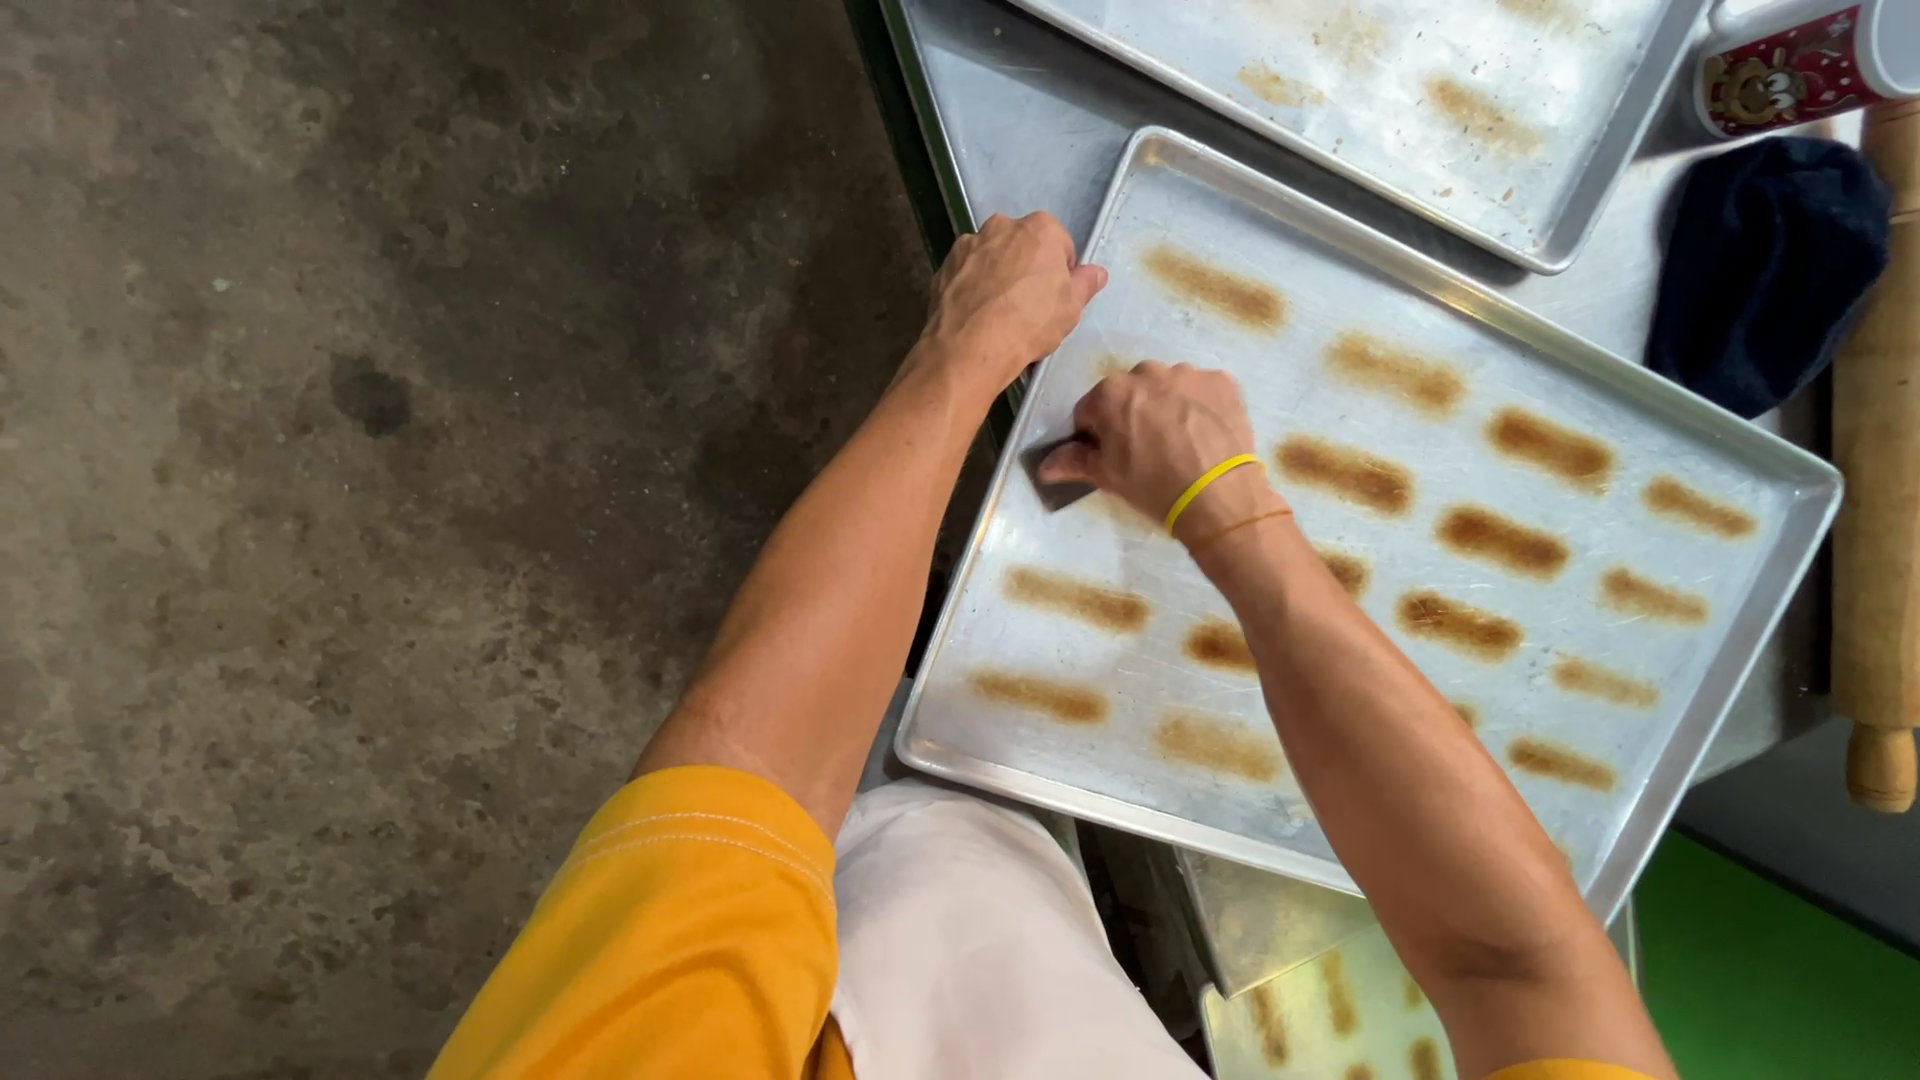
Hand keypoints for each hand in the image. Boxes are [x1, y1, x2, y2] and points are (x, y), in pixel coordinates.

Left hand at [911, 212, 1107, 394]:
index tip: (1054, 298)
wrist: (972, 346)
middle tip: (1027, 307)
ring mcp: (968, 245)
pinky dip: (970, 290)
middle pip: (1021, 247)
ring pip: (990, 259)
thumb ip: (1085, 284)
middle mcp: (1001, 226)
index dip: (1060, 273)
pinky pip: (965, 276)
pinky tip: (975, 317)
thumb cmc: (1031, 322)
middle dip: (1025, 269)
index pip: (1059, 245)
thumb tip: (1097, 272)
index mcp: (1039, 228)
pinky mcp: (943, 268)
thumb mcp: (1071, 308)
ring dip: (996, 277)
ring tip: (997, 315)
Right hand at [1038, 362, 1286, 546]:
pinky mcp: (1221, 381)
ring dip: (1165, 405)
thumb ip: (1074, 462)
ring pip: (1165, 386)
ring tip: (1178, 441)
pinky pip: (1200, 389)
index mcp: (1110, 393)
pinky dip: (1198, 405)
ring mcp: (1187, 373)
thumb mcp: (1108, 477)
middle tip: (1145, 449)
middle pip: (1128, 392)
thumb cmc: (1154, 486)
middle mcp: (1146, 372)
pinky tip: (1202, 433)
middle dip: (1131, 413)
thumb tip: (1045, 466)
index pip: (1089, 410)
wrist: (1218, 496)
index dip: (1095, 434)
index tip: (1110, 454)